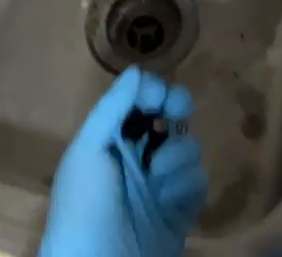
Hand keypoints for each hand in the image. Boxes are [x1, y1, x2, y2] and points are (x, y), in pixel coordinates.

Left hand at [40, 67, 208, 256]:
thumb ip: (112, 108)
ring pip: (187, 145)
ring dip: (175, 156)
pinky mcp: (182, 210)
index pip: (142, 99)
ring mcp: (162, 183)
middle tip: (178, 112)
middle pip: (170, 114)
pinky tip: (167, 201)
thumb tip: (138, 71)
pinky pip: (198, 180)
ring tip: (157, 177)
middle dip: (177, 107)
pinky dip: (185, 186)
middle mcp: (139, 155)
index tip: (158, 97)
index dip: (155, 91)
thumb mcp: (87, 150)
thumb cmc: (84, 204)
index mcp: (112, 138)